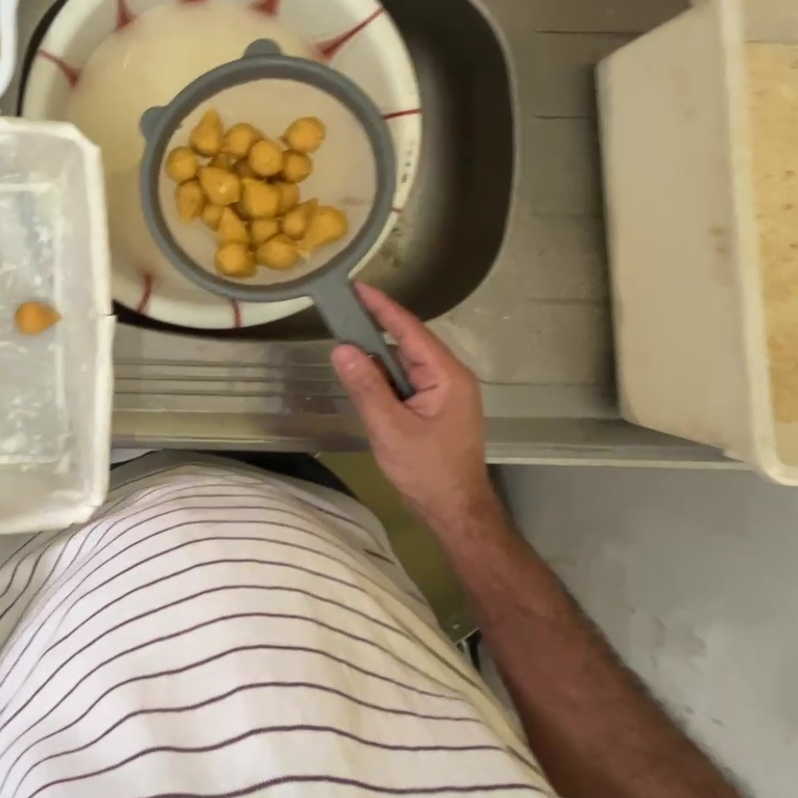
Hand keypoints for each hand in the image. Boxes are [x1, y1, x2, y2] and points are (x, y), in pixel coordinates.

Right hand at [329, 283, 498, 528]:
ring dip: (377, 356)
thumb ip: (366, 386)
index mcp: (447, 376)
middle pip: (408, 344)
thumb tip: (342, 349)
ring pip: (405, 364)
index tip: (358, 287)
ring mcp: (445, 393)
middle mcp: (450, 378)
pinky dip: (383, 376)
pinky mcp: (436, 408)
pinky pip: (406, 380)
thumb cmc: (427, 470)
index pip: (410, 331)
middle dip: (376, 327)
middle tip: (342, 312)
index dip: (383, 308)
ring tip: (346, 342)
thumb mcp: (390, 427)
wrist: (455, 510)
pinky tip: (364, 377)